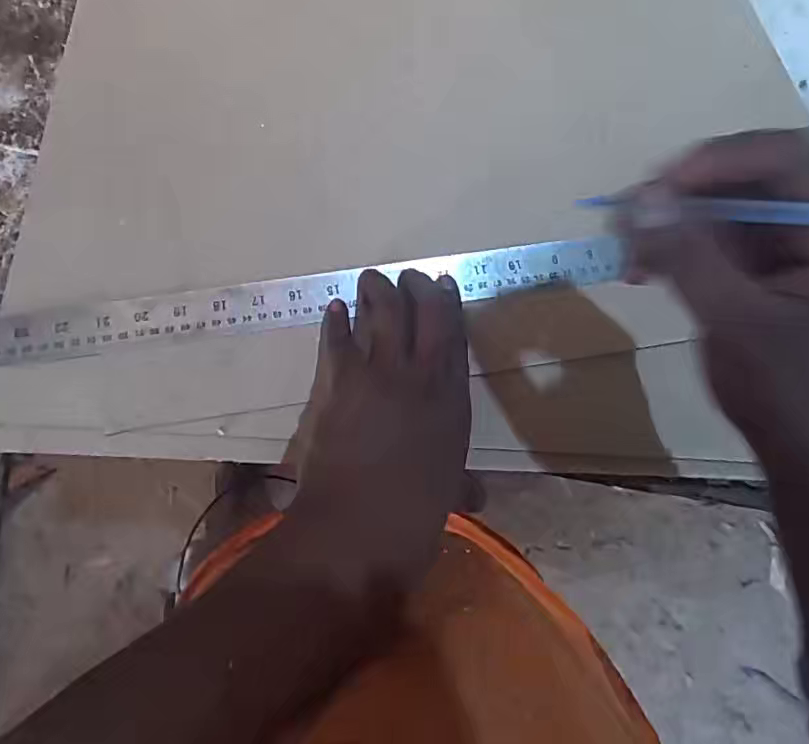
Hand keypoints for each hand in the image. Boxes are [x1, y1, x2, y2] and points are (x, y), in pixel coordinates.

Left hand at [286, 269, 470, 595]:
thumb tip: (474, 494)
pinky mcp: (337, 382)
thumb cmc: (410, 523)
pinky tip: (335, 308)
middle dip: (415, 289)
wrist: (354, 532)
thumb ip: (460, 484)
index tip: (444, 283)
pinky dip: (336, 321)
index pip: (455, 340)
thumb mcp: (446, 496)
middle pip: (421, 316)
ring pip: (380, 317)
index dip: (449, 306)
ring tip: (371, 279)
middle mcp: (418, 380)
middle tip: (408, 276)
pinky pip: (337, 340)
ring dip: (375, 293)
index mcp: (451, 405)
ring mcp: (376, 376)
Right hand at [623, 130, 808, 462]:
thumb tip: (640, 199)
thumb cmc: (788, 392)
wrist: (801, 450)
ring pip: (720, 197)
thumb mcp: (735, 321)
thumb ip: (689, 255)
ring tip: (625, 244)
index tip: (662, 186)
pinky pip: (705, 229)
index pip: (793, 159)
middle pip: (750, 170)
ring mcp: (787, 242)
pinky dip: (668, 240)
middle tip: (635, 209)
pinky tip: (638, 266)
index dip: (724, 159)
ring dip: (667, 215)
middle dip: (686, 187)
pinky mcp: (754, 261)